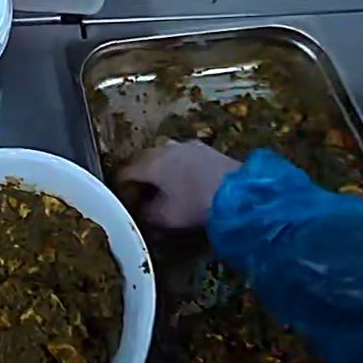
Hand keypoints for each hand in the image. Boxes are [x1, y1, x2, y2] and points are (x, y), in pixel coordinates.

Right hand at [118, 141, 241, 227]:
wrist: (241, 193)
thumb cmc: (198, 204)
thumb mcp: (166, 217)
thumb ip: (147, 215)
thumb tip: (141, 213)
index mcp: (150, 164)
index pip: (124, 172)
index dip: (121, 189)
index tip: (128, 204)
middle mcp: (164, 149)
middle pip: (139, 159)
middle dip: (137, 177)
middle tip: (141, 196)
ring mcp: (185, 145)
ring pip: (160, 154)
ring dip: (156, 169)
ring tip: (163, 187)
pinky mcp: (204, 148)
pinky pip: (179, 154)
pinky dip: (175, 166)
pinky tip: (184, 181)